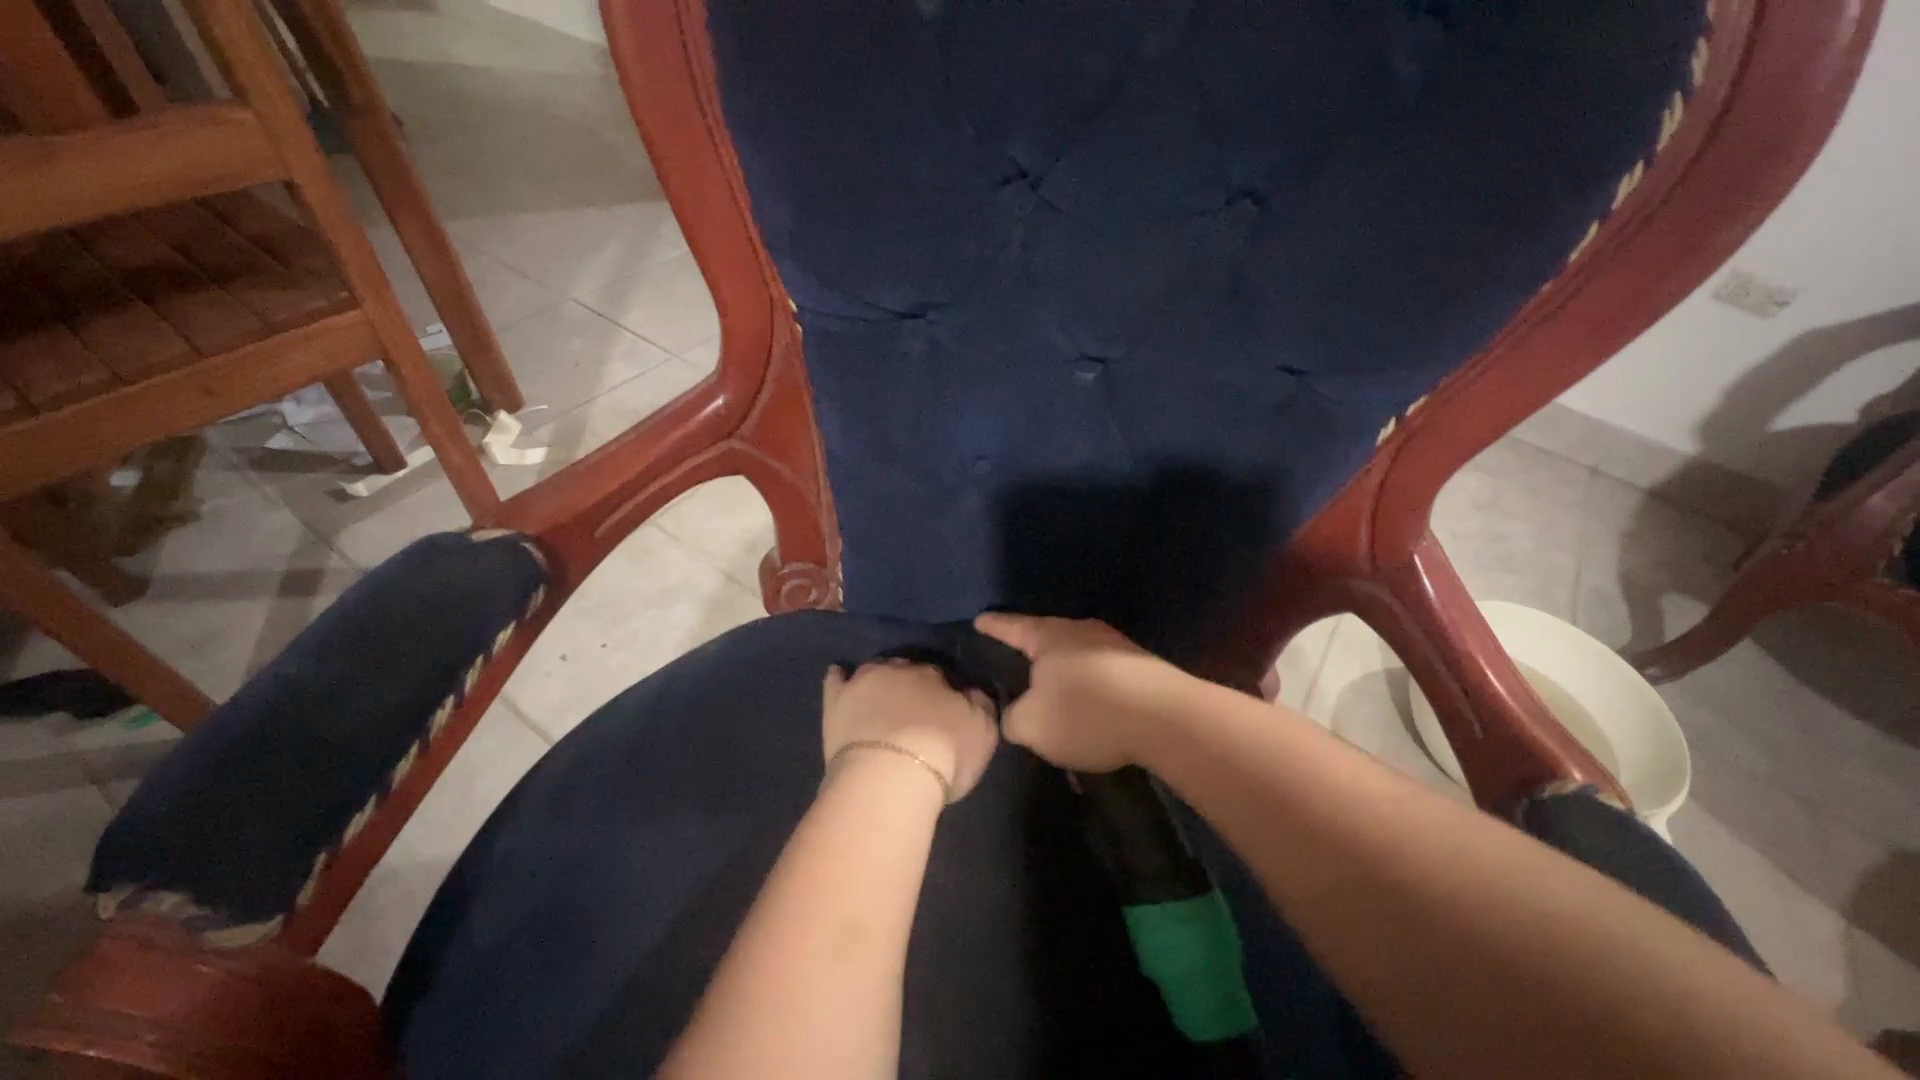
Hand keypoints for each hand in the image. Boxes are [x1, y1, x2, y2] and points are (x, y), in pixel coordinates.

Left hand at [821, 660, 999, 802]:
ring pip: (875, 669)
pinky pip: (836, 679)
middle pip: (906, 670)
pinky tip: (839, 675)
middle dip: (910, 685)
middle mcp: (899, 670)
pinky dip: (839, 676)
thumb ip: (981, 705)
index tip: (943, 712)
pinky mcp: (836, 701)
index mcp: (935, 676)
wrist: (890, 775)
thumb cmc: (944, 754)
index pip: (940, 677)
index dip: (942, 694)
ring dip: (880, 678)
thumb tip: (973, 692)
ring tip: (883, 697)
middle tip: (913, 711)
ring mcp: (863, 682)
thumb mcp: (983, 732)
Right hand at [972, 613, 1181, 771]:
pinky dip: (1090, 698)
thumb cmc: (1086, 713)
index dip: (992, 627)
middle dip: (1031, 656)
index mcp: (1049, 636)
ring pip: (1078, 663)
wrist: (1166, 718)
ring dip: (1065, 682)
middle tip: (1012, 667)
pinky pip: (1103, 681)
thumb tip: (1015, 714)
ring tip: (1052, 703)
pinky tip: (1088, 723)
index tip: (978, 621)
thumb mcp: (1031, 724)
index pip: (1010, 626)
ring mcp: (1116, 648)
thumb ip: (1012, 717)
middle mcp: (1082, 632)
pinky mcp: (1141, 671)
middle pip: (1047, 641)